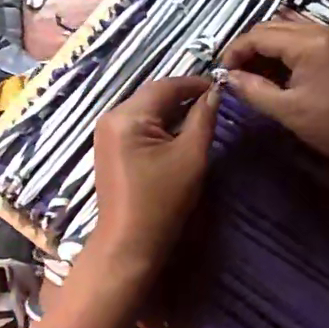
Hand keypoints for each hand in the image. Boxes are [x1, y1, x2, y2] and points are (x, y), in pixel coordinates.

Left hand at [91, 76, 221, 274]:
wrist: (129, 244)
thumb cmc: (162, 201)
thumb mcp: (191, 157)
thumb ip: (203, 119)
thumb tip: (215, 92)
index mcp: (127, 116)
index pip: (165, 86)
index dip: (194, 83)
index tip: (221, 85)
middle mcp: (111, 116)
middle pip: (153, 94)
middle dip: (183, 95)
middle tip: (214, 100)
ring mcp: (107, 131)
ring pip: (146, 108)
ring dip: (172, 109)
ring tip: (201, 115)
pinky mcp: (110, 145)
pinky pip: (138, 123)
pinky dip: (160, 123)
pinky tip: (179, 131)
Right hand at [220, 21, 328, 173]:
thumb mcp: (287, 110)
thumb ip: (253, 90)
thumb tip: (228, 78)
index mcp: (308, 43)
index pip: (259, 36)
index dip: (235, 52)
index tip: (223, 74)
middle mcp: (318, 30)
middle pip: (270, 28)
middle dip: (248, 49)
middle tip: (234, 75)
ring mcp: (328, 37)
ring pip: (282, 32)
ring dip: (263, 51)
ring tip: (249, 77)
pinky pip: (297, 40)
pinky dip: (280, 53)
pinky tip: (271, 75)